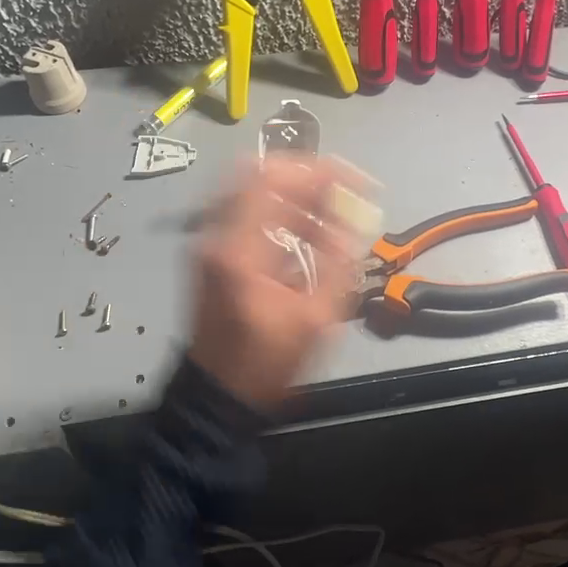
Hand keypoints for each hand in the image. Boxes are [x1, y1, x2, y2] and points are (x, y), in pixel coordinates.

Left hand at [188, 156, 373, 408]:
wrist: (217, 396)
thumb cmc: (266, 364)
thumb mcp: (316, 318)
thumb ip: (339, 260)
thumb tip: (356, 217)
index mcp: (240, 249)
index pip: (274, 177)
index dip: (320, 170)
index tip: (354, 182)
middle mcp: (217, 234)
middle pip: (261, 173)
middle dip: (308, 178)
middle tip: (343, 197)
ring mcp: (211, 241)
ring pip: (255, 189)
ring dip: (297, 196)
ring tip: (333, 221)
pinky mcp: (214, 251)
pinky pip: (249, 211)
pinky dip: (282, 212)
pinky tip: (308, 235)